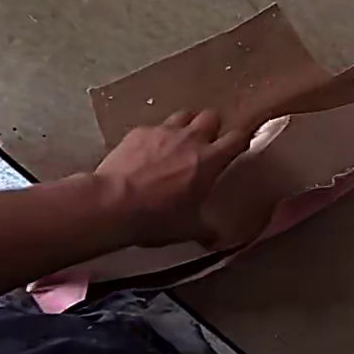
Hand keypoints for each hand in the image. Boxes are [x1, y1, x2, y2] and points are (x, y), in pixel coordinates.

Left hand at [93, 110, 252, 246]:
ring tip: (178, 143)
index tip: (240, 145)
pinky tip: (146, 153)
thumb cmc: (156, 217)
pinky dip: (155, 137)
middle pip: (212, 115)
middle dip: (213, 126)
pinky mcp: (139, 132)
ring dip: (186, 126)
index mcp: (209, 160)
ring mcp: (163, 132)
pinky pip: (153, 128)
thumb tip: (216, 239)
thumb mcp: (187, 229)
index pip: (238, 138)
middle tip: (207, 142)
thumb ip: (206, 229)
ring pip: (184, 115)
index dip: (242, 139)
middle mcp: (190, 139)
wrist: (111, 204)